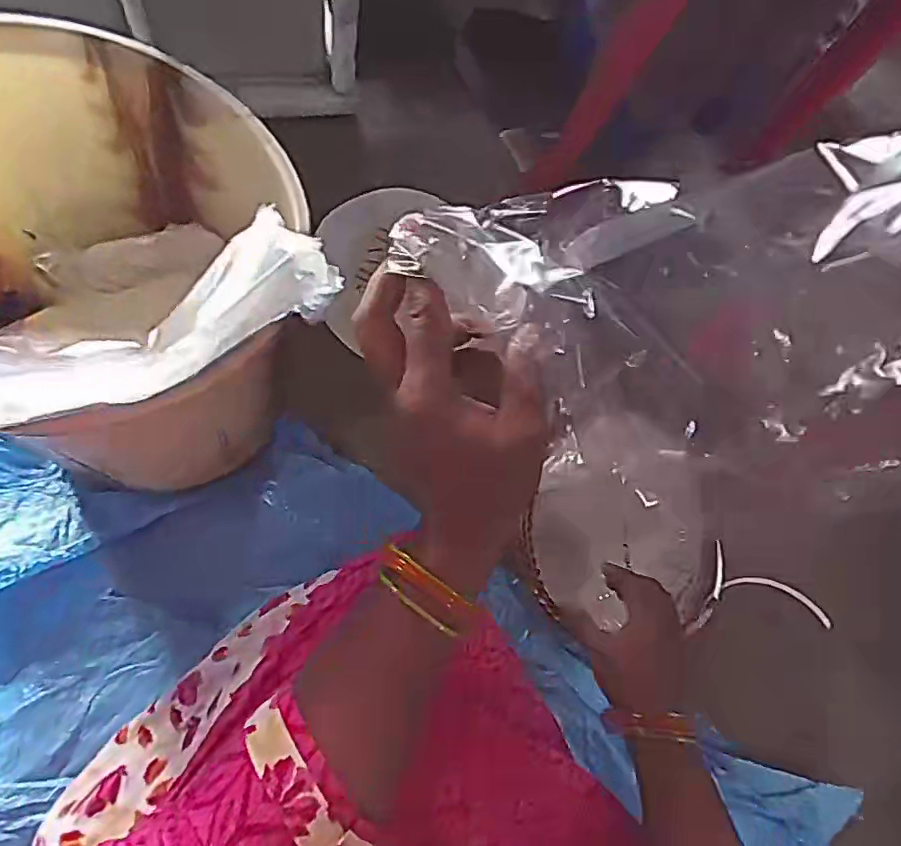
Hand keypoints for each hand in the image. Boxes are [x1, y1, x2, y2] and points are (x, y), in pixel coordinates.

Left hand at [354, 272, 548, 590]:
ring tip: (471, 326)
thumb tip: (528, 332)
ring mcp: (398, 407)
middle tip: (406, 265)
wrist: (462, 533)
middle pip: (373, 329)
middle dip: (384, 288)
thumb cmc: (495, 487)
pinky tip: (470, 356)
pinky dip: (428, 351)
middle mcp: (402, 394)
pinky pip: (406, 370)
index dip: (427, 287)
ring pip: (389, 348)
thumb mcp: (525, 432)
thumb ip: (524, 377)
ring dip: (417, 323)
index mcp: (429, 394)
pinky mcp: (405, 418)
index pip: (421, 323)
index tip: (433, 256)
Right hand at [570, 563, 685, 716]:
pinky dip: (654, 606)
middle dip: (632, 580)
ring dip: (645, 592)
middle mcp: (665, 617)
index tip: (604, 570)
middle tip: (613, 580)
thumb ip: (581, 625)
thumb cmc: (626, 681)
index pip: (633, 584)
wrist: (655, 714)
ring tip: (626, 594)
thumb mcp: (597, 651)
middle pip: (652, 588)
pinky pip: (668, 613)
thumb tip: (565, 604)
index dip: (618, 574)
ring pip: (662, 600)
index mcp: (646, 613)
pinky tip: (643, 616)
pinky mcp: (680, 644)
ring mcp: (676, 631)